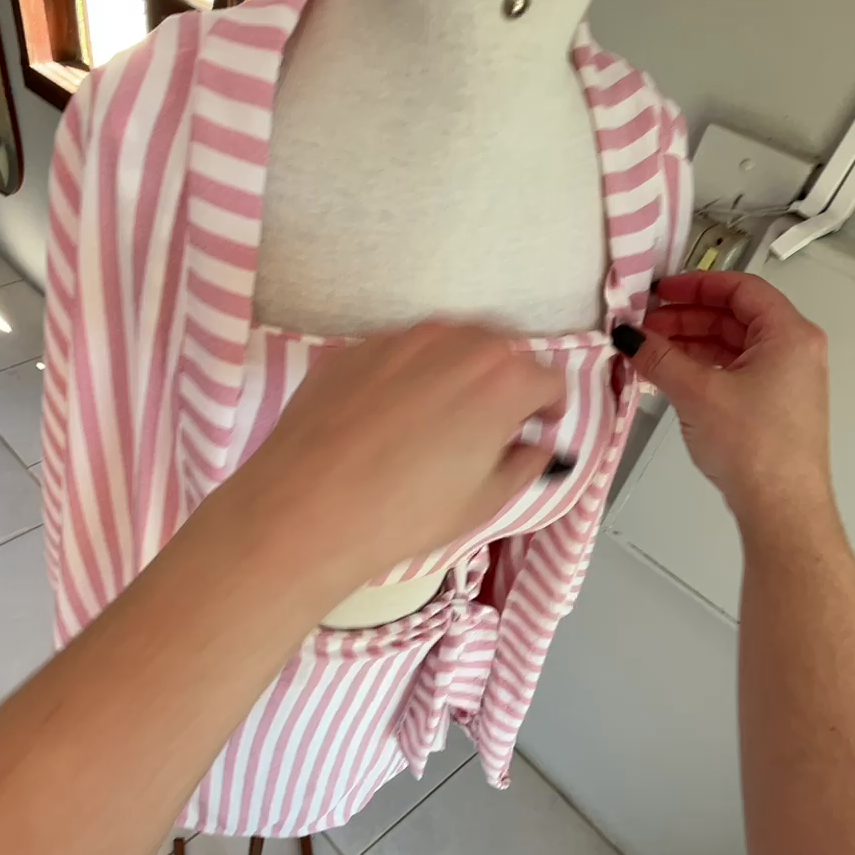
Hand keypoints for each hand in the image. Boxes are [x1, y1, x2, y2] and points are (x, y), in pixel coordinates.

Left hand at [213, 320, 566, 590]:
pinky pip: (392, 357)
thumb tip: (535, 446)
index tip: (536, 428)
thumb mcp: (484, 503)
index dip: (547, 408)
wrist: (306, 510)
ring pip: (442, 347)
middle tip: (485, 428)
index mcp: (502, 378)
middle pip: (496, 353)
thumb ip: (525, 464)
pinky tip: (381, 421)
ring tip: (432, 423)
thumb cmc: (405, 514)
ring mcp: (396, 339)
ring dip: (451, 375)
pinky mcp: (350, 350)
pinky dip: (401, 378)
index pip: (547, 380)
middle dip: (501, 386)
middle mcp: (454, 341)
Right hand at [632, 271, 835, 527]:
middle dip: (684, 318)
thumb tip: (628, 336)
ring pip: (727, 346)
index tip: (660, 291)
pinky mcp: (766, 405)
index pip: (741, 289)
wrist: (779, 503)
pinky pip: (728, 372)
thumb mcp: (697, 392)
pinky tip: (665, 376)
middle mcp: (790, 351)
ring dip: (686, 344)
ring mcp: (780, 380)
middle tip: (643, 326)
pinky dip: (696, 368)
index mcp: (788, 335)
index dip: (697, 285)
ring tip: (646, 352)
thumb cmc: (753, 444)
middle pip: (732, 317)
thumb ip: (659, 358)